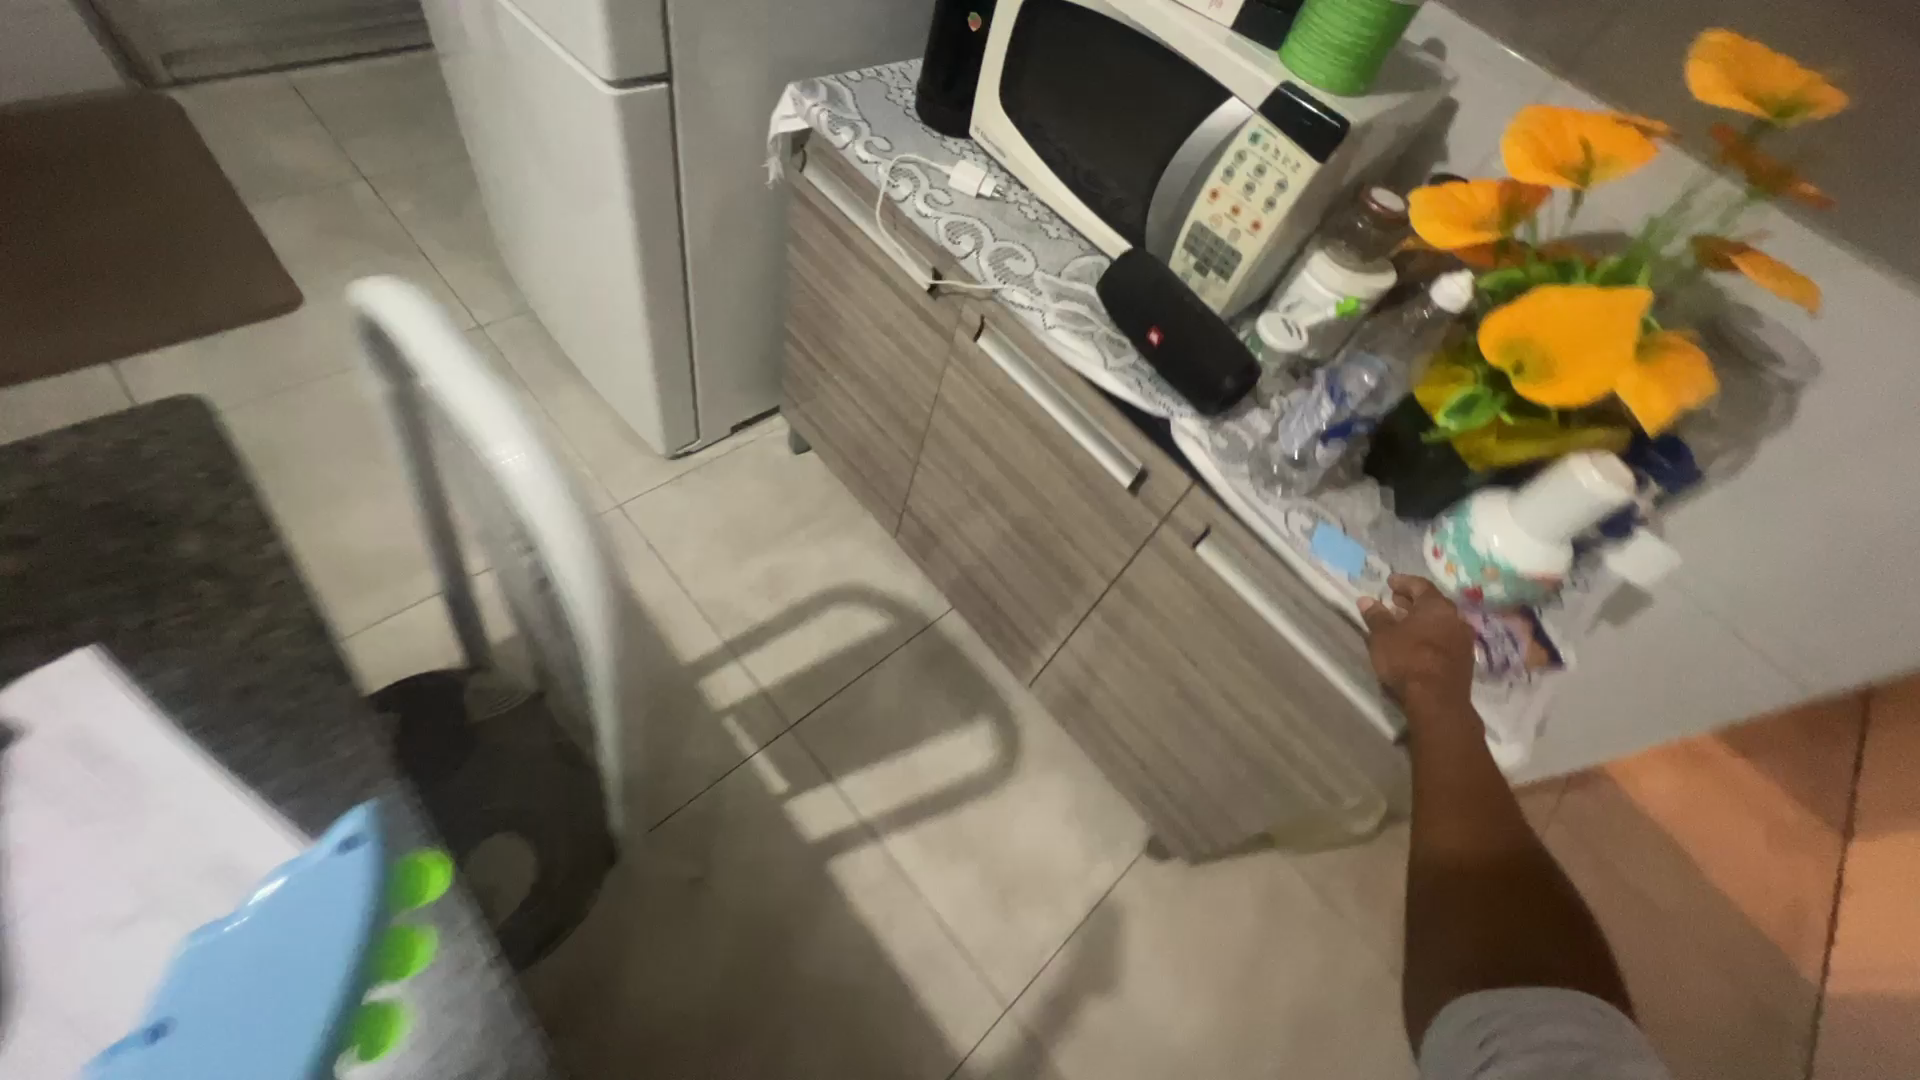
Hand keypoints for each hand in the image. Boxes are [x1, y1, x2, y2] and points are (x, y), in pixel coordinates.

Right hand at [1357, 575, 1475, 709]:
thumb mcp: (1382, 636)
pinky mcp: (1465, 659)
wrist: (1437, 699)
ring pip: (1440, 621)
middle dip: (1412, 601)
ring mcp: (1463, 639)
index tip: (1389, 582)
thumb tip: (1367, 600)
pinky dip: (1430, 634)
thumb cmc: (1406, 659)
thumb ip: (1376, 616)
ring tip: (1402, 622)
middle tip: (1394, 601)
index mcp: (1437, 606)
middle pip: (1433, 603)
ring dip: (1422, 619)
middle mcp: (1455, 618)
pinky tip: (1417, 642)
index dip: (1403, 582)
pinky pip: (1445, 637)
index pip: (1420, 585)